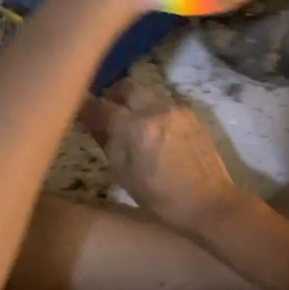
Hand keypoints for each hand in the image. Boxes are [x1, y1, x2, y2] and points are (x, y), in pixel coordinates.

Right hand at [79, 79, 244, 233]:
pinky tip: (154, 131)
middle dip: (112, 94)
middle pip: (127, 87)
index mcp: (135, 127)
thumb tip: (90, 122)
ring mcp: (176, 109)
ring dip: (134, 102)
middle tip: (106, 109)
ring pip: (147, 94)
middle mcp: (155, 109)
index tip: (79, 111)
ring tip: (131, 123)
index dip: (86, 107)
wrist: (209, 202)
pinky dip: (153, 111)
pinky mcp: (191, 114)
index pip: (101, 106)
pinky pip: (165, 104)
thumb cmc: (161, 197)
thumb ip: (106, 142)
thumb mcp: (124, 174)